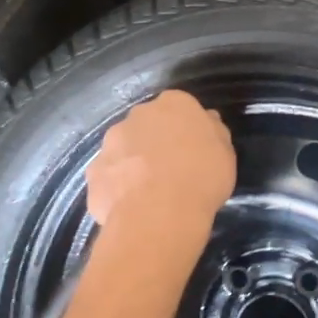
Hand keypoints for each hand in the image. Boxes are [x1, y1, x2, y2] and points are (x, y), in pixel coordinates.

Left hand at [86, 89, 236, 231]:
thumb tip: (207, 122)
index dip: (185, 127)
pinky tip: (130, 208)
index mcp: (174, 104)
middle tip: (169, 169)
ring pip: (123, 149)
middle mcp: (137, 115)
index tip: (192, 147)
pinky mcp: (93, 172)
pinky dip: (116, 188)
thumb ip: (213, 133)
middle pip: (147, 124)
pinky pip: (108, 177)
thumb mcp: (225, 154)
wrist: (158, 214)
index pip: (179, 106)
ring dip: (132, 163)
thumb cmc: (201, 177)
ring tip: (148, 193)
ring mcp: (109, 143)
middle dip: (154, 141)